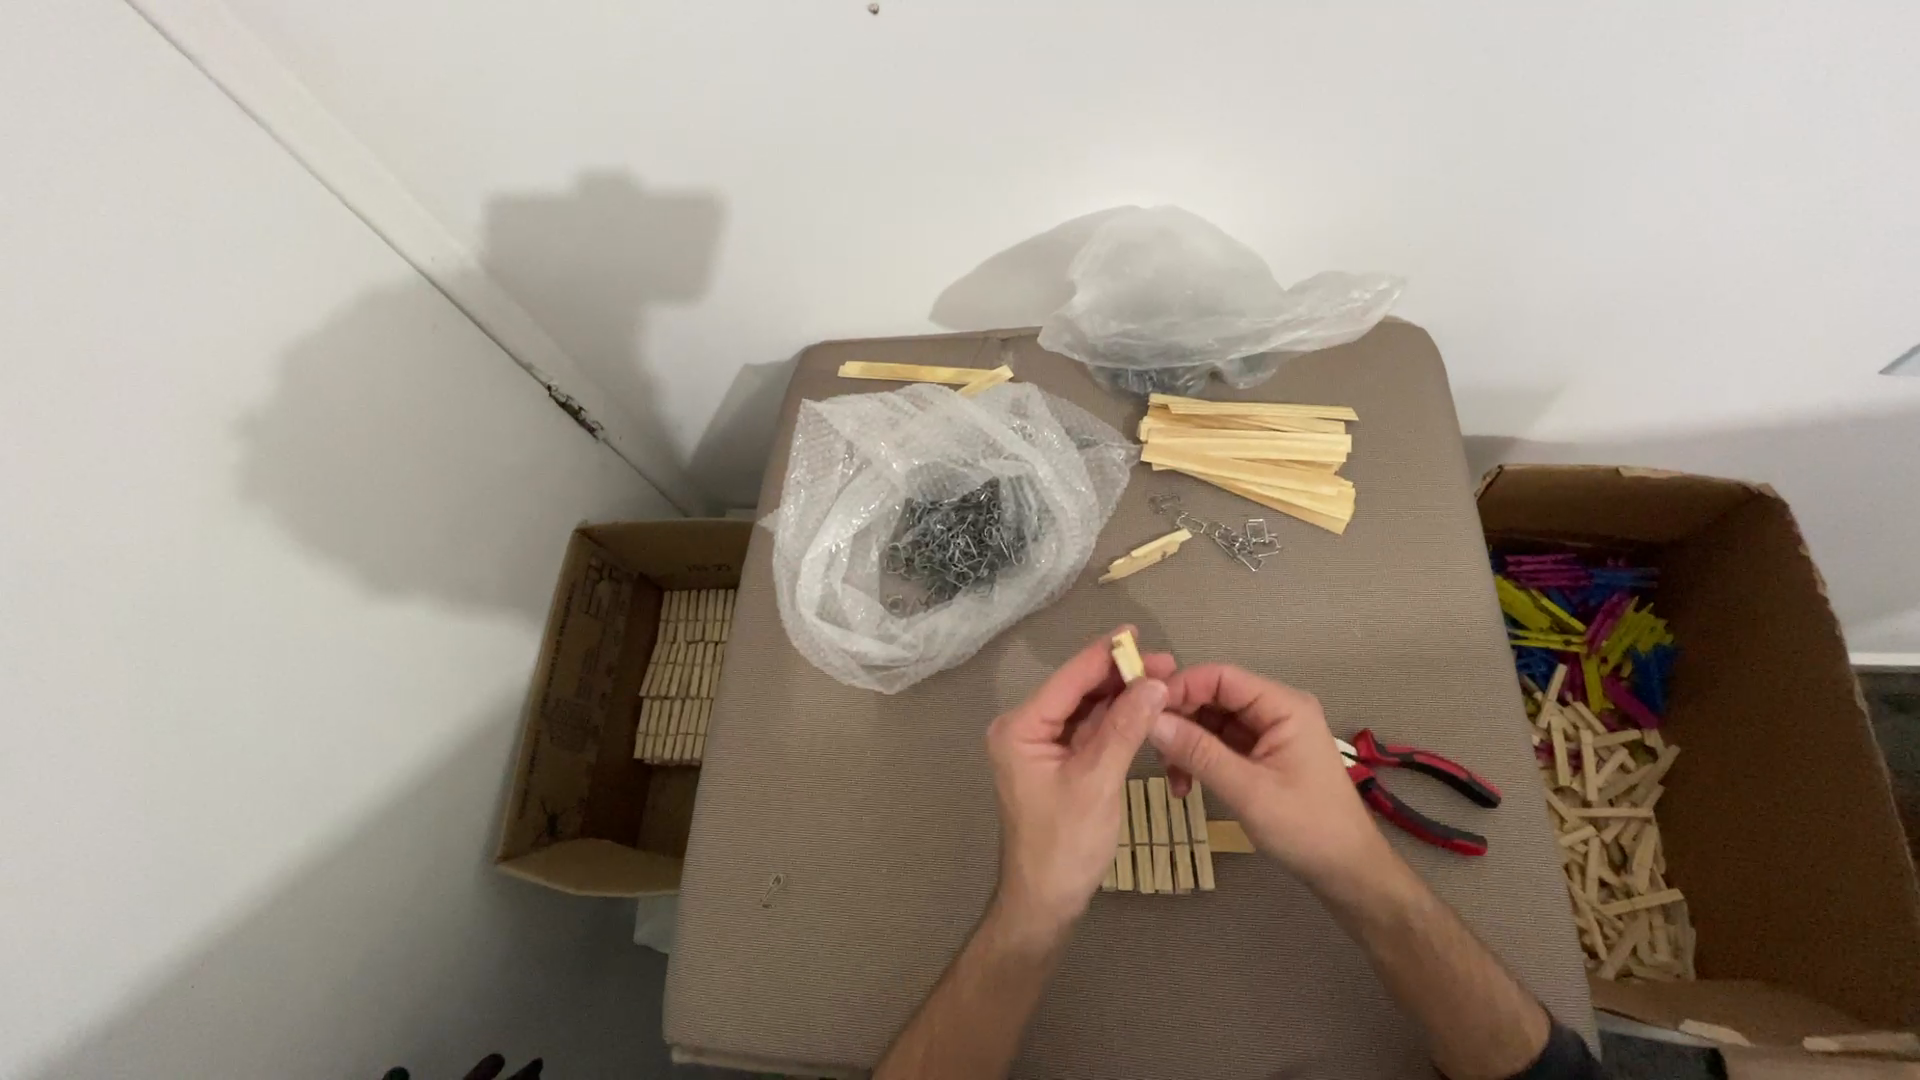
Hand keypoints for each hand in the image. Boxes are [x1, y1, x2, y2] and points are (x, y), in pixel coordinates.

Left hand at [984, 626, 1174, 934]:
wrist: (1045, 901)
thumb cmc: (1065, 845)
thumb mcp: (1097, 782)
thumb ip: (1124, 729)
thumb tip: (1154, 683)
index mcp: (1019, 728)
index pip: (1068, 680)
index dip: (1104, 655)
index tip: (1137, 633)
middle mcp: (1024, 729)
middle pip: (1076, 690)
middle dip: (1119, 675)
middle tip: (1167, 663)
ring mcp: (1039, 746)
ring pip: (1084, 709)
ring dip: (1120, 696)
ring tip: (1163, 680)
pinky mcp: (1056, 762)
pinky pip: (1087, 730)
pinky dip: (1114, 720)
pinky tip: (1142, 707)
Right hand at [1151, 664, 1389, 892]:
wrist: (1347, 873)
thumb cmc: (1307, 828)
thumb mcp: (1248, 791)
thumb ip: (1198, 752)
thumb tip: (1150, 721)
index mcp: (1283, 706)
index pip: (1220, 676)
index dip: (1180, 688)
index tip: (1144, 712)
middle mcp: (1275, 709)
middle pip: (1212, 696)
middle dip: (1179, 720)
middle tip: (1151, 749)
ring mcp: (1267, 732)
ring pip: (1209, 720)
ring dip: (1184, 744)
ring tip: (1171, 777)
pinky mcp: (1260, 754)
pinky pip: (1217, 743)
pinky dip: (1197, 759)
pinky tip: (1184, 785)